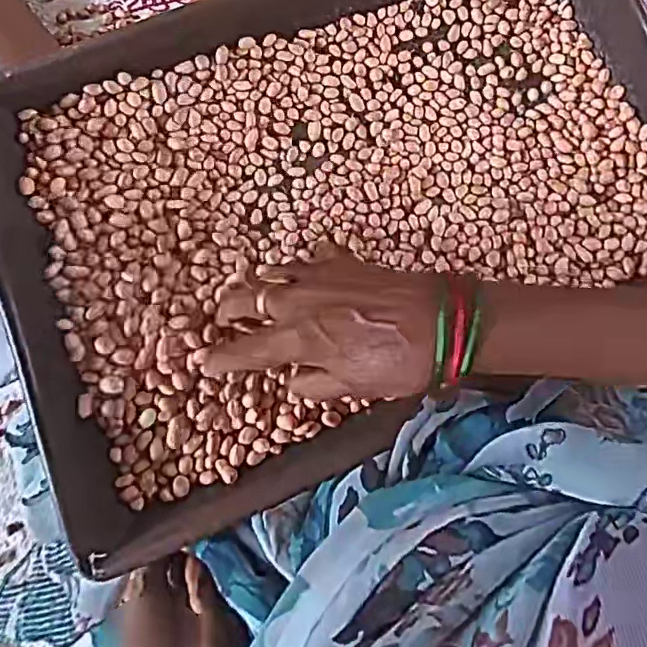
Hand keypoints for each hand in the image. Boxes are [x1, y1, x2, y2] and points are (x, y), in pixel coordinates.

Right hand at [203, 249, 443, 401]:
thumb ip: (316, 385)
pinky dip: (295, 268)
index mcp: (301, 339)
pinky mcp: (342, 261)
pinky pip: (306, 259)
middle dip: (228, 310)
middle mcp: (301, 302)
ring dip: (256, 285)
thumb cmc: (400, 362)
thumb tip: (293, 381)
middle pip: (246, 300)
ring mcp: (320, 275)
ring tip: (250, 294)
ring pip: (272, 274)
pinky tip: (298, 273)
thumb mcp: (356, 387)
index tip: (206, 361)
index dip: (223, 357)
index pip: (248, 350)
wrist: (441, 318)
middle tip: (222, 319)